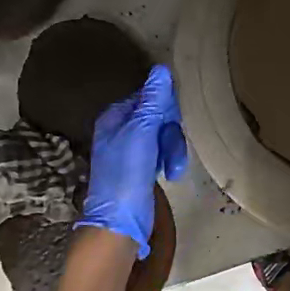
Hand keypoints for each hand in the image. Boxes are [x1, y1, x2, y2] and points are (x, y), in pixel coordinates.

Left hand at [76, 65, 187, 257]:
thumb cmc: (127, 172)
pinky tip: (171, 176)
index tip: (173, 122)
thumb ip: (152, 101)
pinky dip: (168, 161)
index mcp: (115, 117)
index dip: (164, 108)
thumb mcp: (141, 132)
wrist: (119, 220)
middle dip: (170, 134)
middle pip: (158, 117)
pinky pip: (161, 154)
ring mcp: (130, 151)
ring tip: (174, 171)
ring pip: (162, 137)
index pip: (147, 97)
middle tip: (173, 151)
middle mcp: (120, 130)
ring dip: (172, 151)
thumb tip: (161, 69)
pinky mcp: (140, 168)